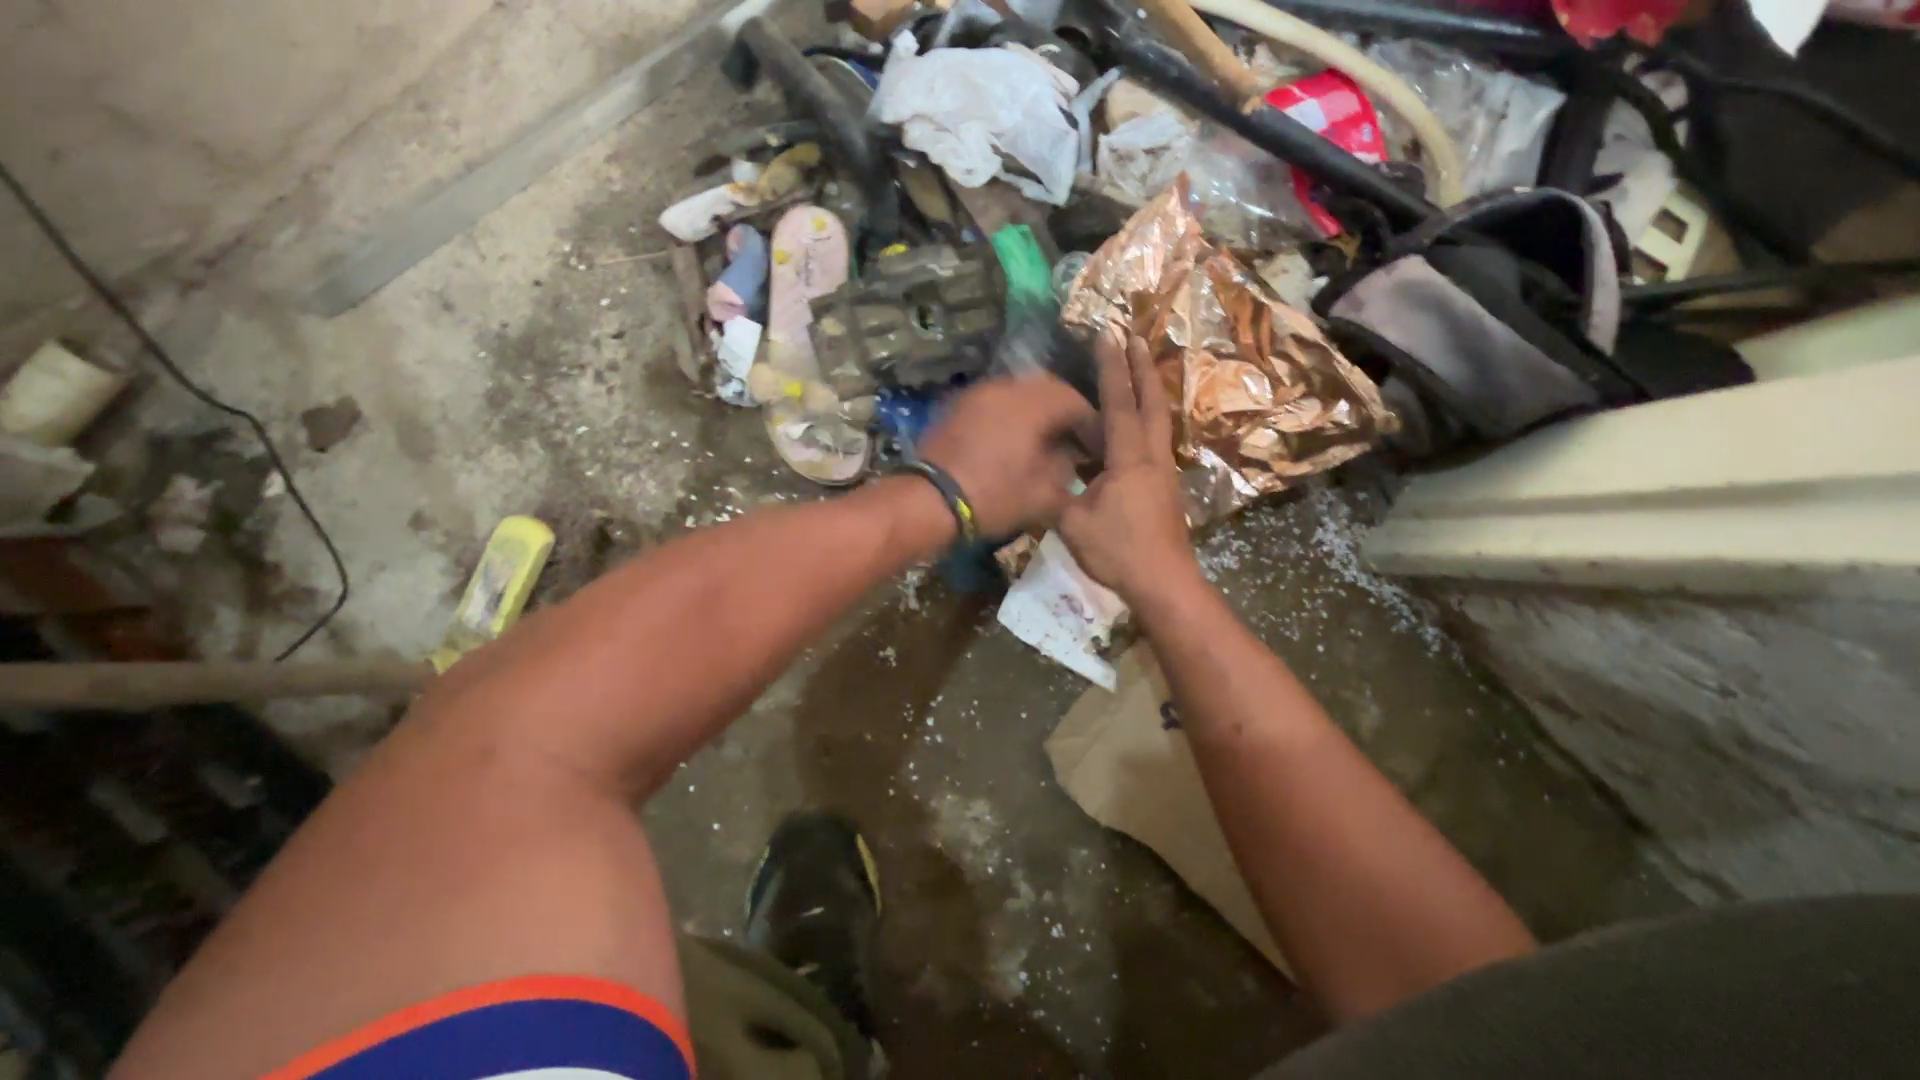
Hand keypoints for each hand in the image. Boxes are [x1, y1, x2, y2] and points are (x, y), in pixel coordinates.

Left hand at [918, 373, 1094, 537]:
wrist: (929, 501)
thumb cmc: (994, 496)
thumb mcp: (1044, 494)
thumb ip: (1067, 469)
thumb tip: (1072, 457)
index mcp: (1033, 402)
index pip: (1075, 402)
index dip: (1092, 425)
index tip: (1099, 449)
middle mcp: (1006, 387)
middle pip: (1047, 389)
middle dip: (1064, 413)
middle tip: (1074, 440)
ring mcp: (977, 393)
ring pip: (1018, 393)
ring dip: (1036, 412)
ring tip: (1044, 441)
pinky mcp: (956, 406)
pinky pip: (994, 403)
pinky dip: (1009, 416)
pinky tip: (1012, 442)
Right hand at [1059, 329, 1197, 600]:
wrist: (1164, 583)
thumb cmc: (1118, 551)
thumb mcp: (1073, 524)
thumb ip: (1056, 496)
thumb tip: (1037, 479)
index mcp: (1129, 458)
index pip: (1118, 404)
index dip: (1111, 369)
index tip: (1108, 335)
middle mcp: (1152, 457)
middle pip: (1151, 402)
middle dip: (1142, 368)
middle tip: (1137, 338)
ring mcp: (1163, 473)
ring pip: (1159, 421)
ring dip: (1149, 392)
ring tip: (1140, 371)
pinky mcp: (1165, 489)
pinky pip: (1155, 441)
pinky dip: (1147, 420)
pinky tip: (1135, 426)